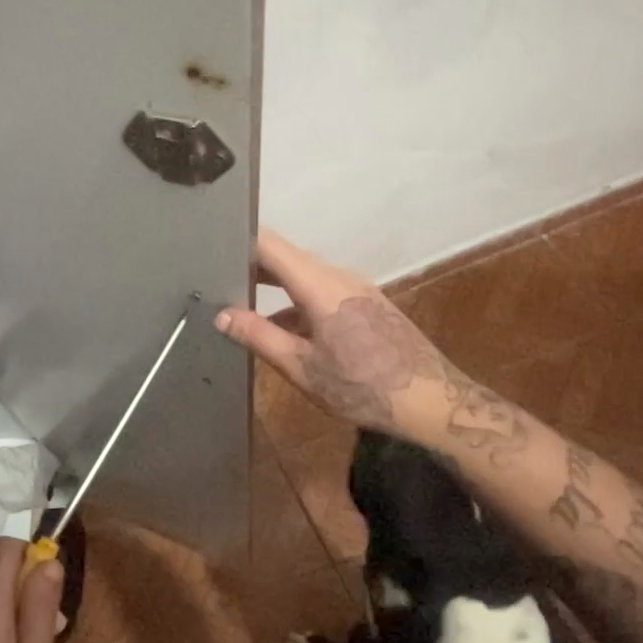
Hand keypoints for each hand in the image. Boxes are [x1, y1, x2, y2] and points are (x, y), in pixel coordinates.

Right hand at [214, 228, 459, 442]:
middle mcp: (339, 277)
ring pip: (304, 275)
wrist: (432, 403)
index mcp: (320, 286)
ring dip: (272, 285)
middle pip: (287, 257)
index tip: (210, 248)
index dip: (240, 239)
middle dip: (250, 264)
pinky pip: (321, 291)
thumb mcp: (301, 366)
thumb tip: (221, 315)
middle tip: (212, 278)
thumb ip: (258, 336)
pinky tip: (277, 327)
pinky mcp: (366, 304)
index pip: (271, 245)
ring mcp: (356, 289)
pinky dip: (294, 300)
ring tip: (236, 301)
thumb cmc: (361, 386)